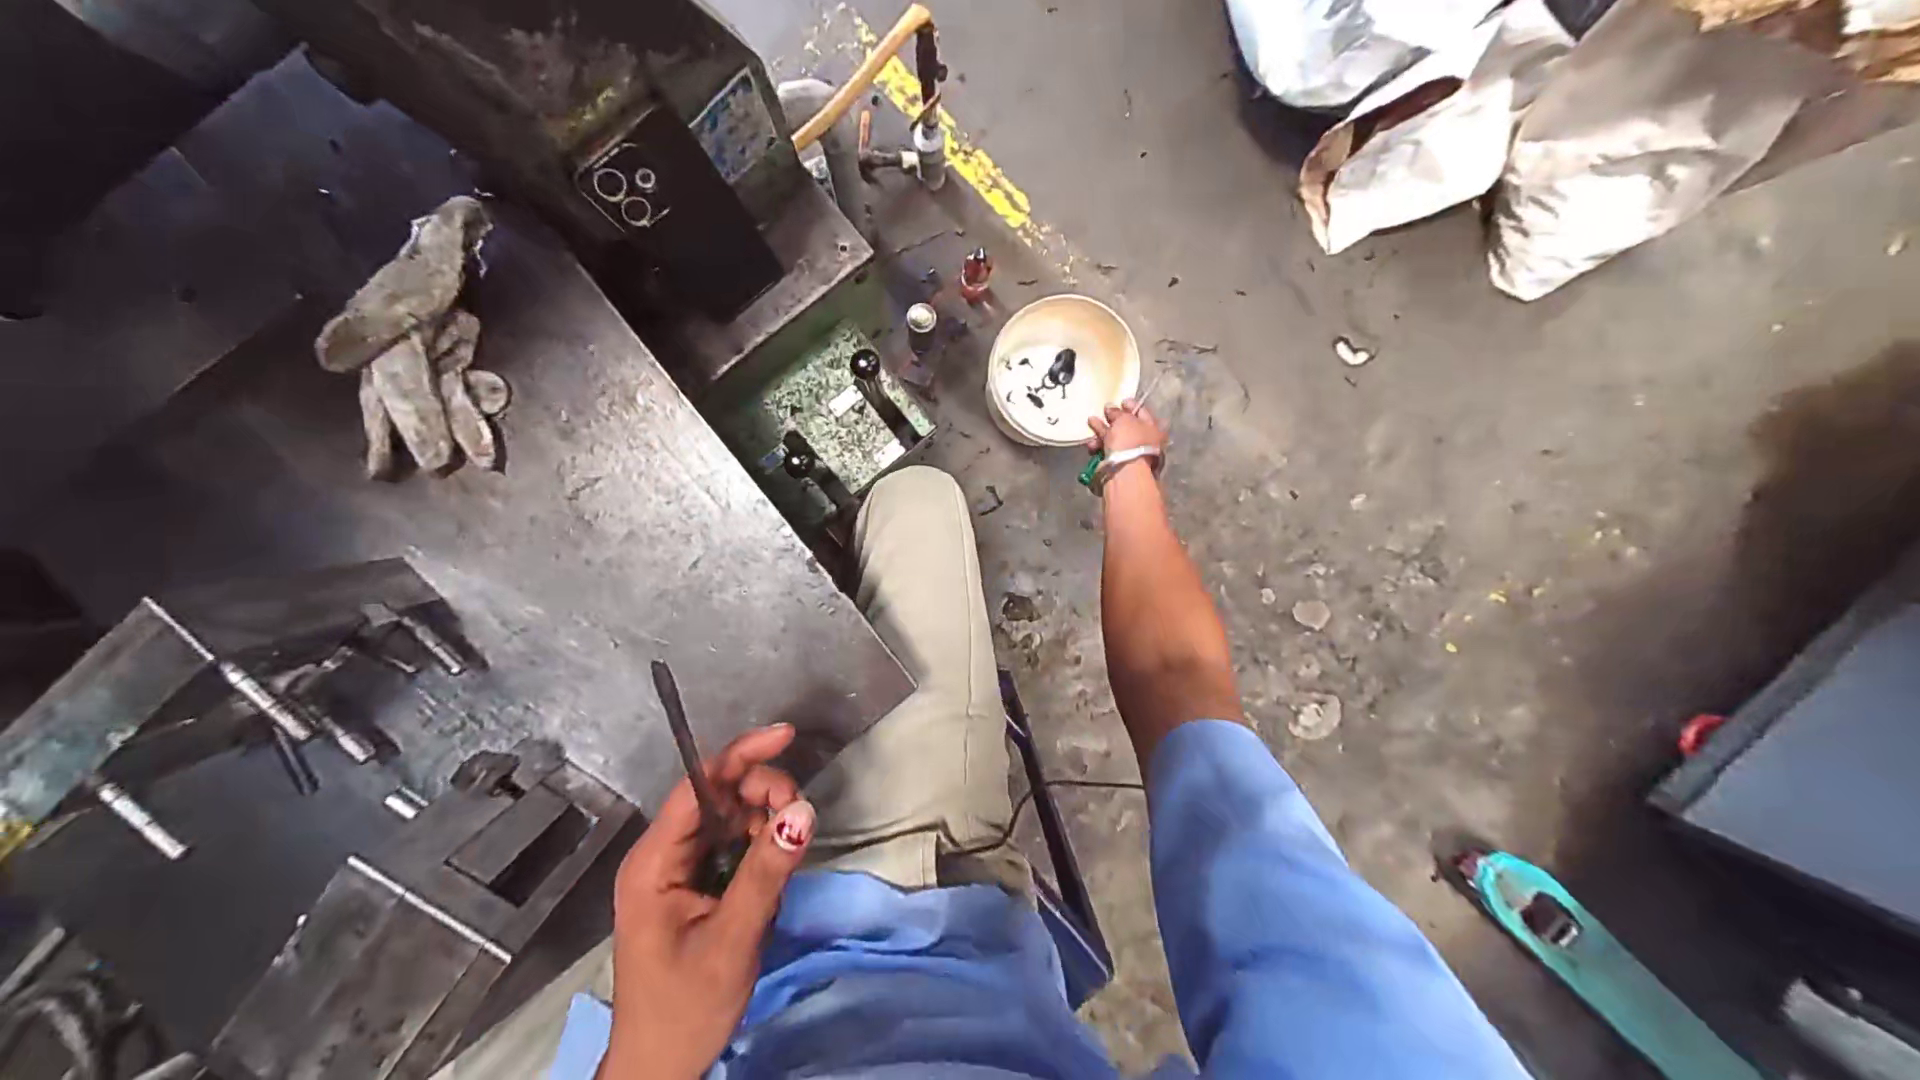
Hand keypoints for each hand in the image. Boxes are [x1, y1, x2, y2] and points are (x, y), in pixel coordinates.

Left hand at [601, 725, 814, 1079]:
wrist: (659, 1070)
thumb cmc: (684, 1009)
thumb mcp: (731, 940)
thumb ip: (767, 872)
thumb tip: (803, 810)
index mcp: (653, 862)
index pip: (698, 787)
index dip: (740, 755)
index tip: (785, 735)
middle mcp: (662, 854)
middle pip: (717, 795)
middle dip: (761, 792)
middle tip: (798, 815)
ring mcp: (678, 868)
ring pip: (729, 815)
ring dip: (764, 816)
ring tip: (788, 845)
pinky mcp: (695, 882)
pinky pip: (732, 841)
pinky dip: (759, 841)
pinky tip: (774, 860)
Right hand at [1085, 400, 1166, 456]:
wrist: (1124, 471)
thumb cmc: (1129, 440)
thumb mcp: (1123, 419)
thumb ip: (1117, 412)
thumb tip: (1110, 407)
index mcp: (1153, 428)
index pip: (1142, 412)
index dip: (1131, 405)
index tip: (1120, 401)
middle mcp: (1145, 441)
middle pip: (1128, 426)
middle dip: (1113, 419)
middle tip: (1103, 412)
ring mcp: (1132, 453)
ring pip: (1115, 438)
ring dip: (1102, 431)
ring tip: (1091, 425)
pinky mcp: (1119, 464)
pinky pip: (1108, 450)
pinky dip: (1099, 445)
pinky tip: (1091, 443)